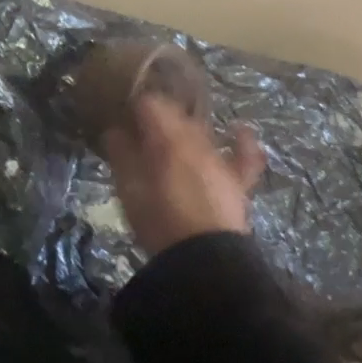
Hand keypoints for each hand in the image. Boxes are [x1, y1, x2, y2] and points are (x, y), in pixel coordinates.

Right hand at [100, 95, 267, 255]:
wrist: (205, 260)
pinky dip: (243, 140)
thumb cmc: (158, 219)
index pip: (149, 102)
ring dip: (185, 126)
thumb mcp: (126, 186)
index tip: (119, 115)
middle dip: (156, 114)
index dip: (132, 105)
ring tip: (168, 133)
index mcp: (166, 138)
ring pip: (202, 130)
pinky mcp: (237, 181)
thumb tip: (115, 130)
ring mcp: (220, 160)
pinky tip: (239, 129)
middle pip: (175, 112)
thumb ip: (120, 152)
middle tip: (136, 128)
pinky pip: (246, 155)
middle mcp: (196, 141)